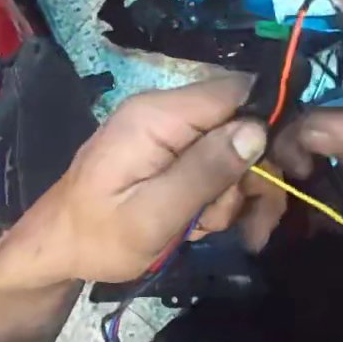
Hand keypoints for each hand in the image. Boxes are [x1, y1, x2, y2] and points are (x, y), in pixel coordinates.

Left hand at [0, 77, 280, 288]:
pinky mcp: (172, 151)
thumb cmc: (99, 237)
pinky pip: (216, 163)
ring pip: (234, 150)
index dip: (267, 125)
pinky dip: (221, 197)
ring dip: (236, 194)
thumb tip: (258, 129)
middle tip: (250, 223)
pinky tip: (204, 224)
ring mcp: (170, 132)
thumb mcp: (154, 214)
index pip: (235, 91)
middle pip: (241, 124)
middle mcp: (167, 113)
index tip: (283, 170)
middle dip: (253, 175)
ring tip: (210, 229)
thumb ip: (205, 171)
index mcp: (158, 116)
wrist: (59, 250)